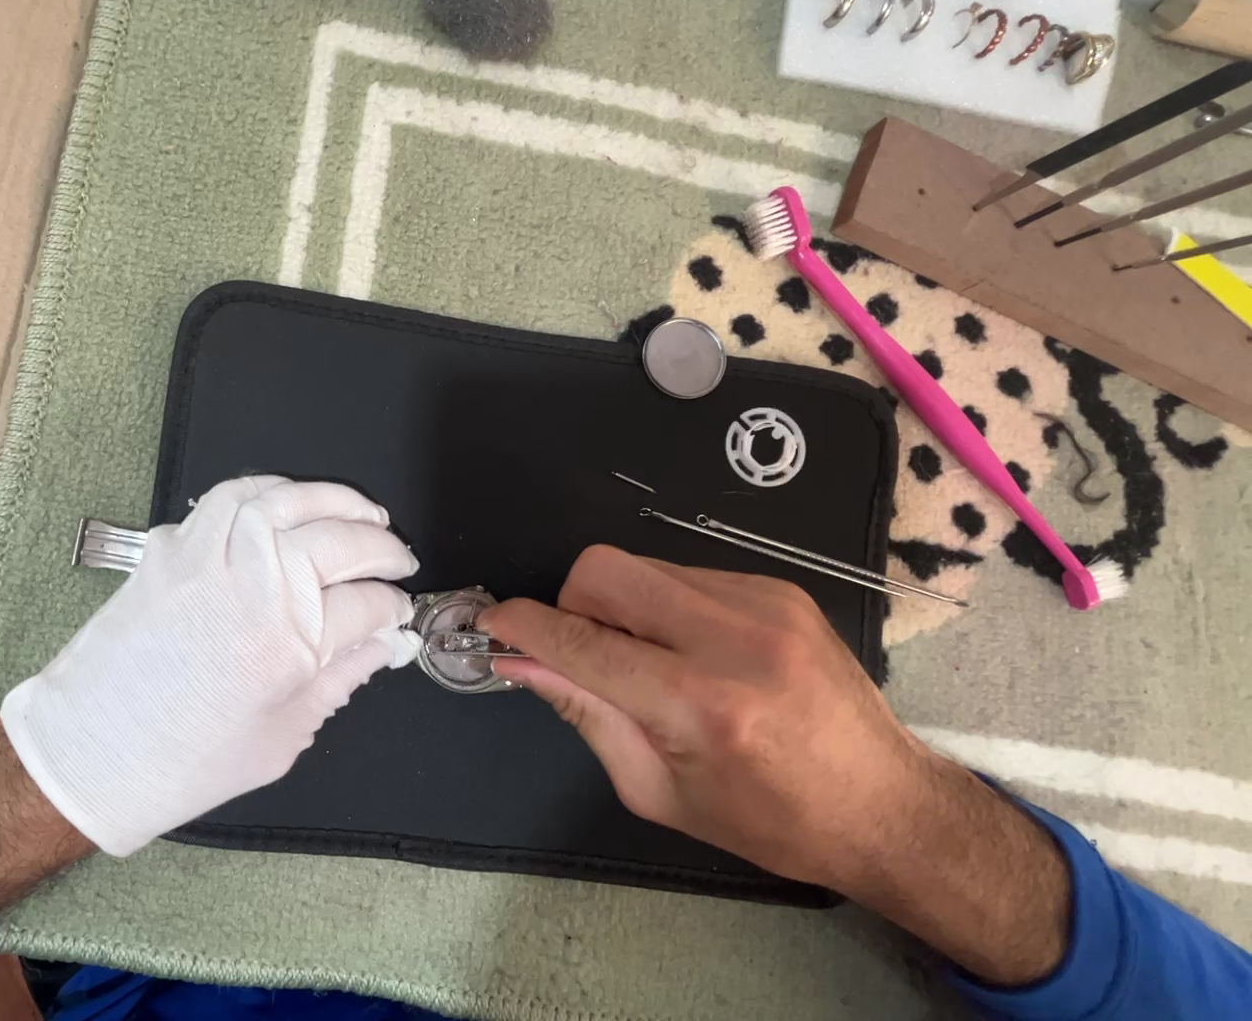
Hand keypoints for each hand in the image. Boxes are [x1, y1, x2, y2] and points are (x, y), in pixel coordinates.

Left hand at [2, 476, 421, 855]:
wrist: (94, 753)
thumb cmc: (186, 761)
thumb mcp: (284, 736)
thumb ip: (341, 679)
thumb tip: (384, 643)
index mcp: (285, 648)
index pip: (366, 604)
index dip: (394, 605)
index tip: (399, 608)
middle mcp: (249, 590)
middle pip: (336, 540)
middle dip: (380, 544)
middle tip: (397, 555)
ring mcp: (205, 560)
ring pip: (281, 499)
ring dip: (331, 498)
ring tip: (361, 511)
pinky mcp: (170, 549)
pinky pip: (225, 500)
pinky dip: (268, 491)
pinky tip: (289, 504)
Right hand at [481, 545, 1069, 985]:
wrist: (889, 808)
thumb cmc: (766, 819)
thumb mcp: (656, 789)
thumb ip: (582, 712)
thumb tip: (520, 661)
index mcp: (700, 705)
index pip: (581, 642)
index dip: (523, 626)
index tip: (493, 623)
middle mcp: (732, 638)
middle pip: (603, 570)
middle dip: (571, 604)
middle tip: (588, 652)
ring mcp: (762, 602)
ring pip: (638, 565)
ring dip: (617, 605)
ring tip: (648, 658)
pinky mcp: (777, 587)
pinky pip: (680, 572)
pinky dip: (660, 604)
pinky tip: (690, 648)